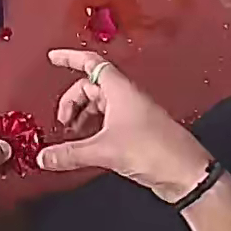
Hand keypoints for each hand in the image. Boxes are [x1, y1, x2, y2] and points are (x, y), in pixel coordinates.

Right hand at [37, 50, 214, 201]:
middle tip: (62, 124)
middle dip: (71, 102)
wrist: (186, 173)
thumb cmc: (154, 150)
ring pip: (98, 106)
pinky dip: (93, 129)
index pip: (90, 63)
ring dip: (82, 117)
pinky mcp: (136, 132)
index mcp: (119, 90)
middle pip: (90, 88)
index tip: (53, 58)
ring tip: (72, 136)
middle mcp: (126, 98)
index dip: (70, 58)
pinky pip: (107, 122)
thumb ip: (71, 153)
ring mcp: (132, 114)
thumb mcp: (105, 150)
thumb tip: (44, 157)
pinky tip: (87, 146)